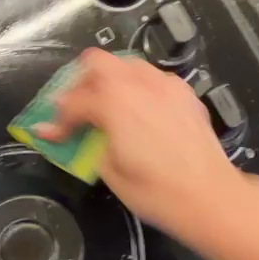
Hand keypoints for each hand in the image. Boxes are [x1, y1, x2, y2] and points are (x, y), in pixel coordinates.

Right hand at [35, 49, 258, 241]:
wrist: (207, 196)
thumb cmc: (156, 191)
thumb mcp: (109, 170)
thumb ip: (86, 144)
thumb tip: (71, 136)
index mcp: (115, 102)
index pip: (73, 101)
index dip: (57, 119)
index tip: (51, 132)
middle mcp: (140, 84)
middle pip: (97, 63)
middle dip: (79, 85)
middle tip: (73, 110)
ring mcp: (166, 85)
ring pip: (126, 65)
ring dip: (108, 82)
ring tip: (102, 109)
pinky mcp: (184, 94)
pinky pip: (152, 78)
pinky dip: (135, 88)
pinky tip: (134, 113)